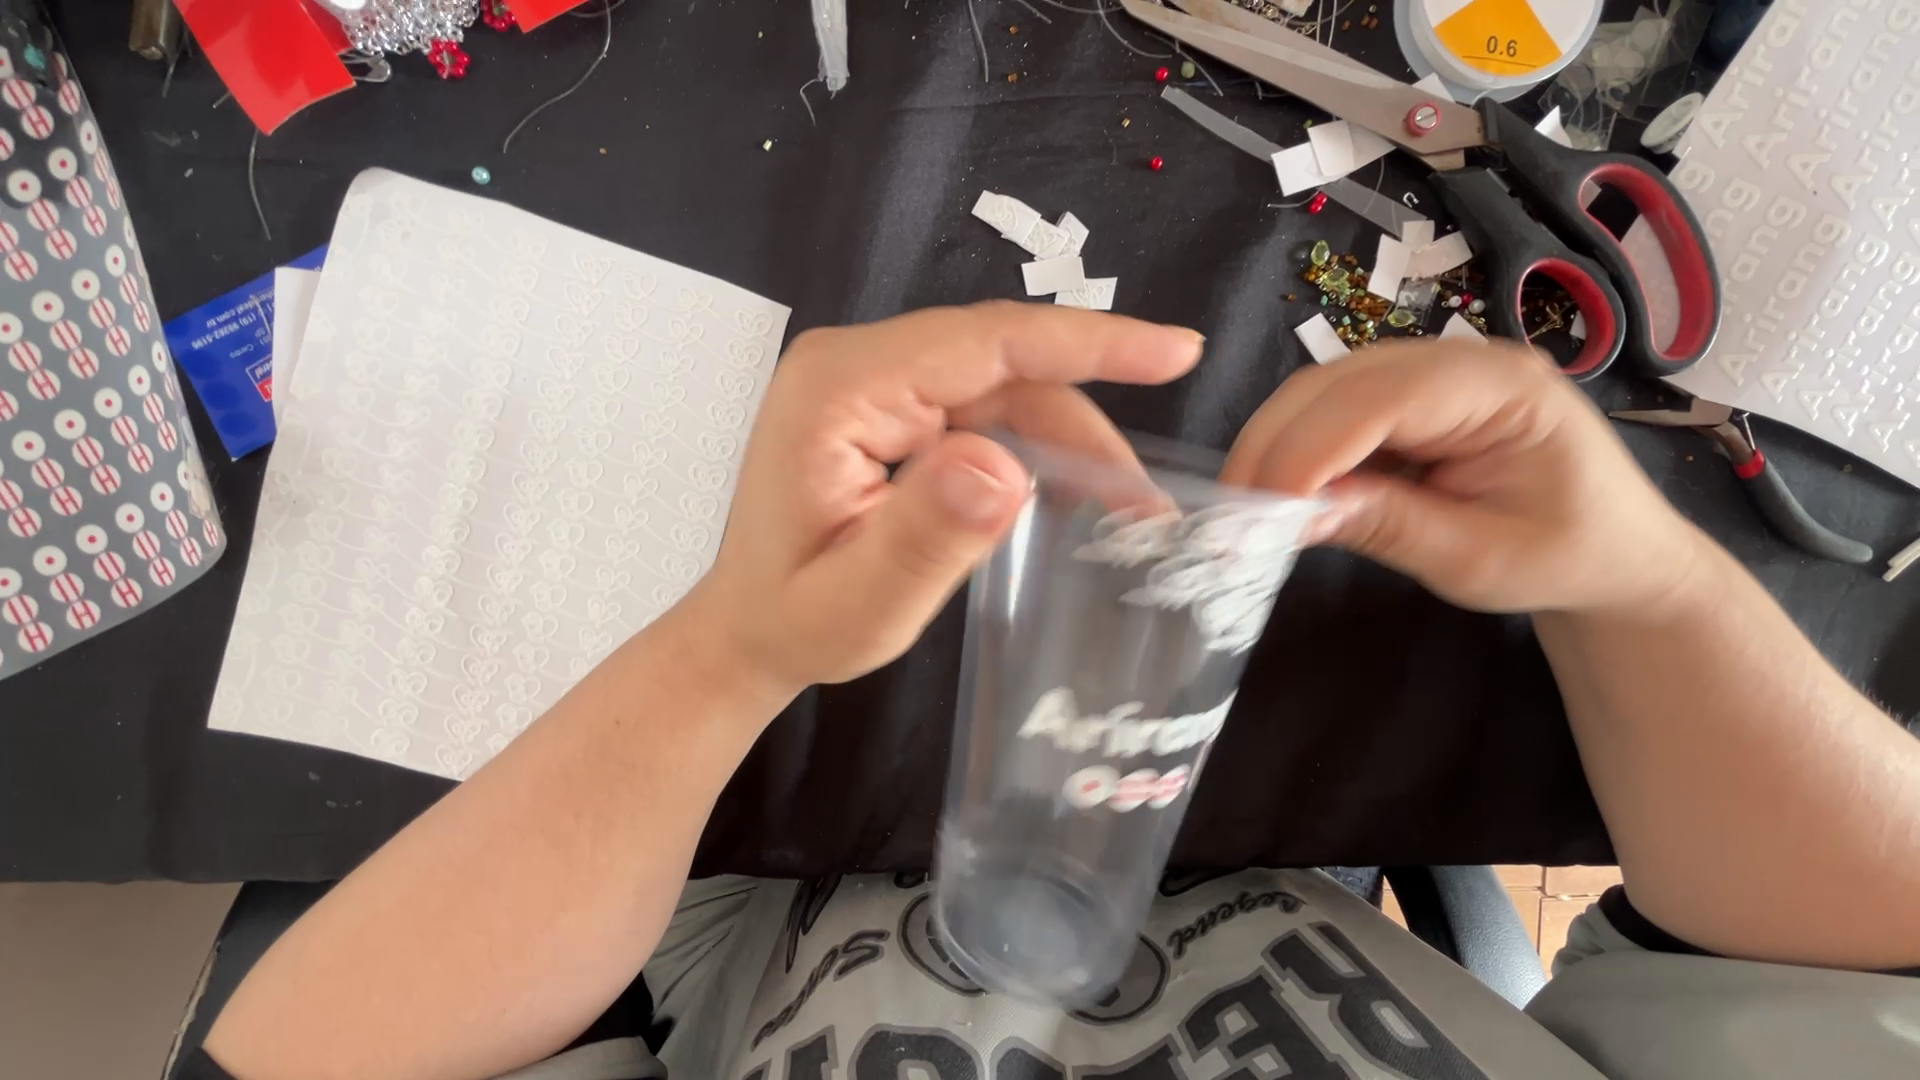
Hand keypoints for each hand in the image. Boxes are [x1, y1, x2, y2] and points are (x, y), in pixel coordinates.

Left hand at [683, 302, 1203, 694]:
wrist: (750, 630)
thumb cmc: (794, 624)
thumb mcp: (857, 604)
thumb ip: (924, 537)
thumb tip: (1004, 467)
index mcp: (840, 389)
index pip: (982, 342)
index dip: (1086, 343)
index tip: (1175, 353)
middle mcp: (857, 367)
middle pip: (1001, 364)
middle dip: (1084, 421)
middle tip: (1145, 499)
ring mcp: (874, 385)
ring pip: (1001, 387)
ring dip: (1066, 440)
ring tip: (1122, 508)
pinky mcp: (890, 411)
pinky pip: (982, 410)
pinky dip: (1034, 448)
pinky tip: (1067, 491)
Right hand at [1221, 340, 1707, 615]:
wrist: (1611, 552)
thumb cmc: (1565, 558)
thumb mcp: (1479, 559)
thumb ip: (1389, 527)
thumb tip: (1294, 514)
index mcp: (1503, 389)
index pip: (1383, 398)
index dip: (1312, 447)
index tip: (1260, 508)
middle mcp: (1457, 363)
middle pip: (1334, 383)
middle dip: (1273, 444)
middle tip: (1231, 513)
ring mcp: (1424, 376)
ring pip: (1317, 393)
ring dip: (1273, 446)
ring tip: (1247, 507)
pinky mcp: (1400, 403)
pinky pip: (1325, 414)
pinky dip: (1291, 452)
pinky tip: (1279, 493)